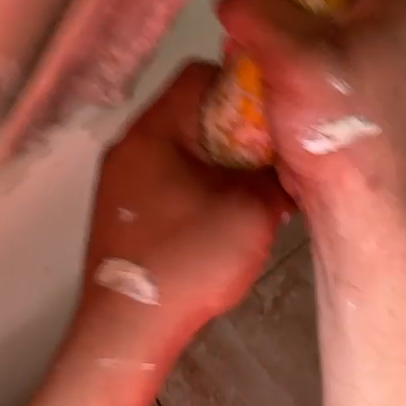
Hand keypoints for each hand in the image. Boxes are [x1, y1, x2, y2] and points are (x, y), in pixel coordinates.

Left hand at [78, 63, 293, 355]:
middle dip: (231, 124)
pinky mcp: (119, 205)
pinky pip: (163, 170)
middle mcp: (128, 143)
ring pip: (177, 141)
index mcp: (153, 131)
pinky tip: (217, 211)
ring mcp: (118, 175)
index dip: (240, 84)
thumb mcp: (251, 214)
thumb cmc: (187, 262)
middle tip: (264, 153)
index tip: (269, 114)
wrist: (126, 331)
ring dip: (214, 155)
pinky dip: (194, 178)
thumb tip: (287, 162)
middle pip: (186, 107)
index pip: (197, 74)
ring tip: (245, 185)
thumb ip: (274, 177)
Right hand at [215, 0, 405, 225]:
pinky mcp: (348, 88)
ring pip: (308, 18)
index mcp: (389, 1)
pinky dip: (278, 57)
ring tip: (246, 52)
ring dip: (272, 30)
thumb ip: (256, 13)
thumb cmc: (339, 123)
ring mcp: (366, 57)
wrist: (360, 206)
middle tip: (249, 16)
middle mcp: (384, 22)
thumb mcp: (293, 55)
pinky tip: (257, 77)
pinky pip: (306, 52)